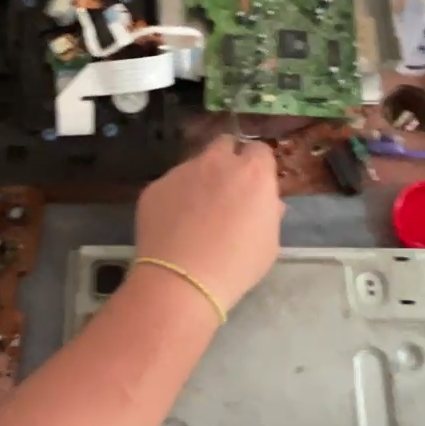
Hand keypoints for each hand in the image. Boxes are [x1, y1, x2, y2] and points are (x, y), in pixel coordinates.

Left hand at [134, 137, 284, 310]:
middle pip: (225, 144)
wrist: (182, 280)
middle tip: (226, 190)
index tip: (255, 185)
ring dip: (200, 180)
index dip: (257, 166)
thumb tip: (267, 203)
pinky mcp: (156, 185)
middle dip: (227, 160)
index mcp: (252, 172)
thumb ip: (269, 213)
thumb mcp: (269, 243)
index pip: (259, 150)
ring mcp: (182, 170)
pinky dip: (175, 198)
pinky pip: (170, 185)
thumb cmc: (236, 265)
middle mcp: (217, 161)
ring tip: (195, 214)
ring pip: (194, 165)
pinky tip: (173, 225)